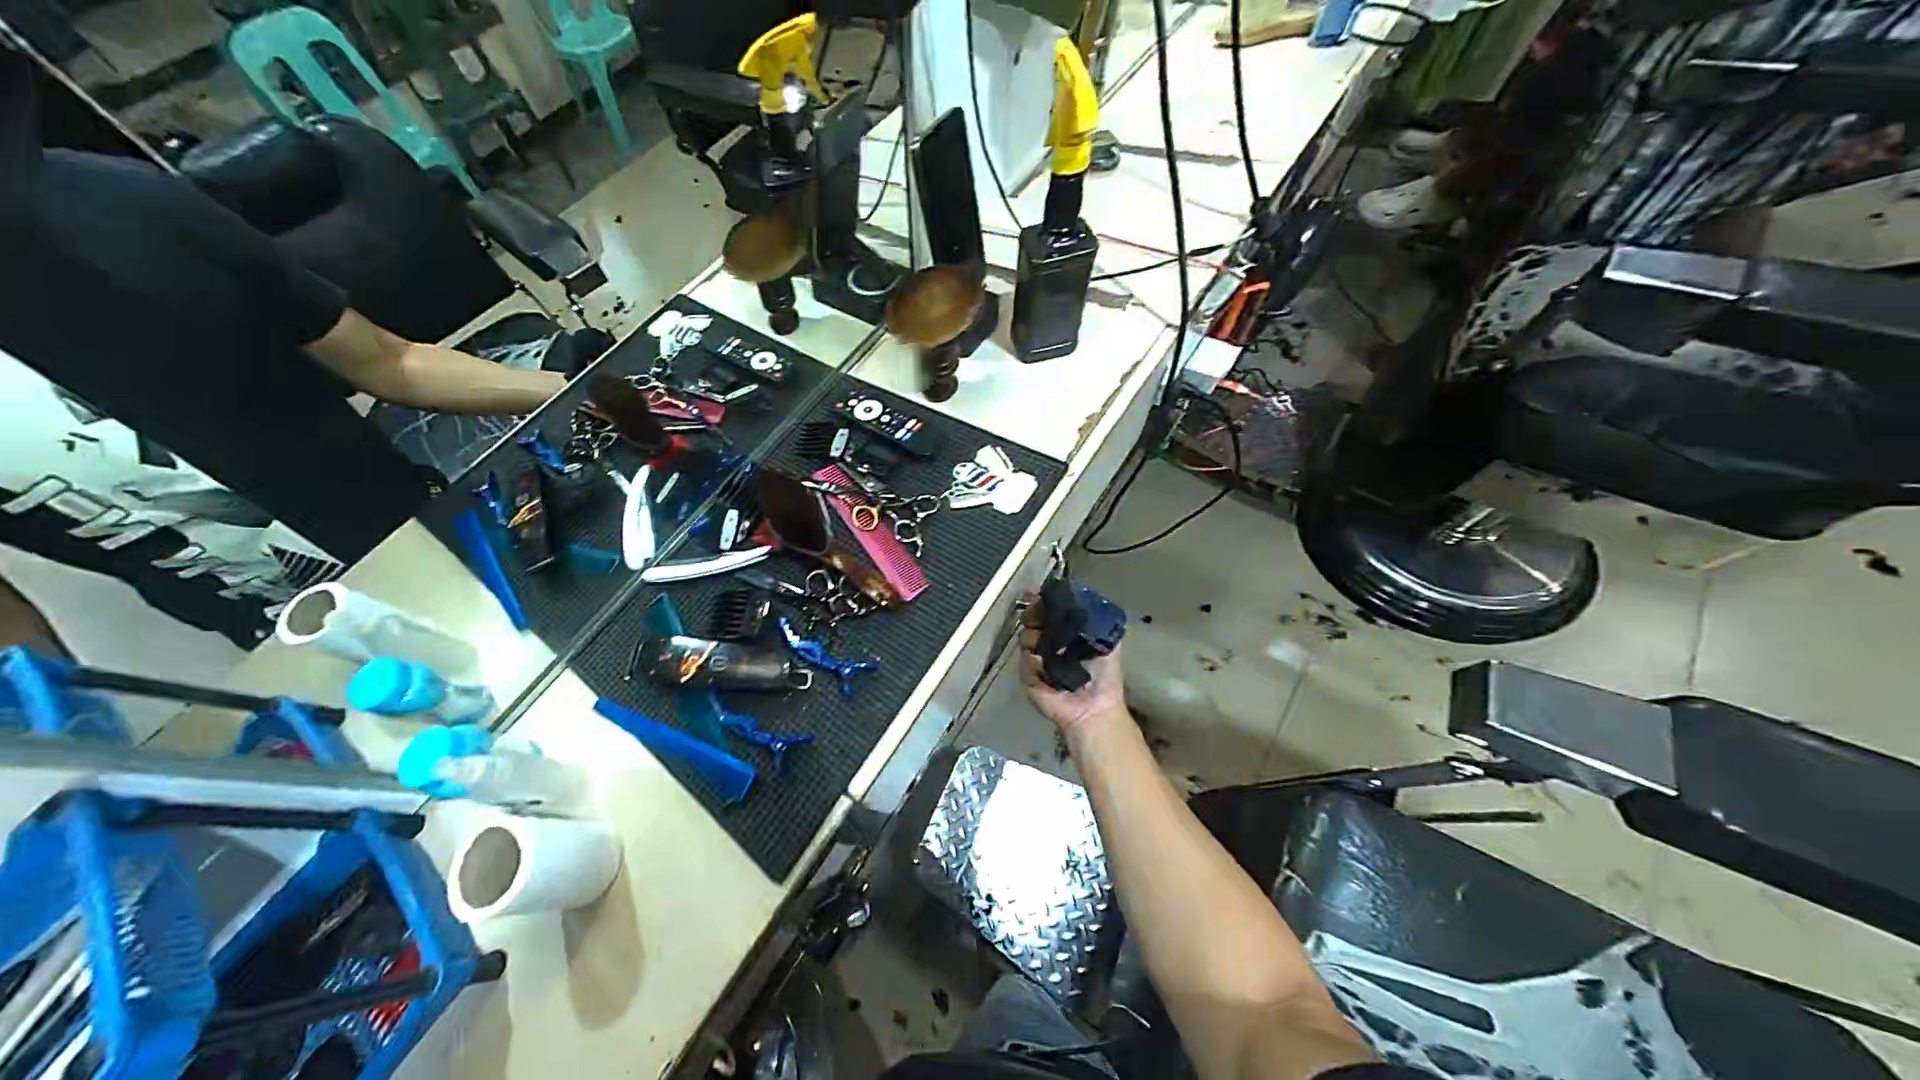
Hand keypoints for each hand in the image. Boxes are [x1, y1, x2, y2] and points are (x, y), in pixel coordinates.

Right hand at [1019, 592, 1126, 735]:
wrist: (1093, 707)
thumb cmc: (1103, 675)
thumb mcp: (1108, 642)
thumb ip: (1097, 620)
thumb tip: (1080, 597)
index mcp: (1065, 633)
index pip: (1048, 611)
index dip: (1043, 603)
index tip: (1040, 597)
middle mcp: (1048, 643)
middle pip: (1031, 620)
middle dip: (1034, 615)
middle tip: (1038, 617)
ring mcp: (1036, 659)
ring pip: (1025, 637)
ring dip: (1035, 637)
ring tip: (1047, 645)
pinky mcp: (1028, 676)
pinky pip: (1025, 661)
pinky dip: (1034, 661)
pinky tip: (1045, 666)